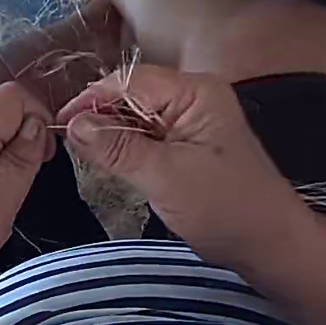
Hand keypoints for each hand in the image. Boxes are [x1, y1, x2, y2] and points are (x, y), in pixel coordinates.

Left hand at [0, 81, 55, 324]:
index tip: (47, 153)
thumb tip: (37, 125)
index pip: (8, 97)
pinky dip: (6, 160)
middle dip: (30, 130)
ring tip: (23, 183)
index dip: (37, 115)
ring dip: (19, 147)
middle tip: (39, 169)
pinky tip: (8, 187)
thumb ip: (18, 161)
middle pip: (2, 108)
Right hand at [58, 64, 308, 263]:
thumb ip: (118, 147)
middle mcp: (192, 98)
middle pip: (129, 95)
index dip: (91, 98)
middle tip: (66, 141)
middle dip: (97, 115)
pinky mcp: (182, 146)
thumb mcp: (165, 176)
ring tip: (80, 152)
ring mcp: (187, 123)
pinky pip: (142, 137)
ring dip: (107, 133)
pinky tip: (104, 161)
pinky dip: (121, 148)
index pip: (130, 80)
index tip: (61, 124)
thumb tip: (74, 124)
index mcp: (196, 92)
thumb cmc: (224, 208)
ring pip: (133, 117)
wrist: (265, 244)